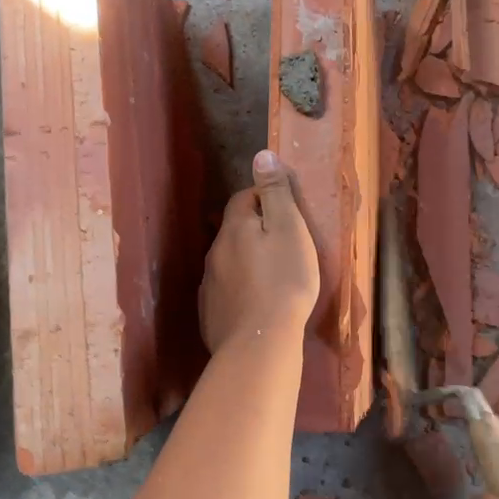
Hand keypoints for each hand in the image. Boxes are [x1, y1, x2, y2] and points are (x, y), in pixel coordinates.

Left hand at [199, 150, 319, 351]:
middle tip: (284, 244)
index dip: (265, 199)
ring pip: (229, 262)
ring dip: (247, 261)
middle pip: (235, 230)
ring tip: (273, 276)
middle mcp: (215, 252)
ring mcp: (209, 286)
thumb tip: (261, 154)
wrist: (260, 343)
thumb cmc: (284, 280)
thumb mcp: (289, 229)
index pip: (243, 198)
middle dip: (256, 231)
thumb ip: (275, 192)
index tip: (286, 211)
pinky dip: (241, 290)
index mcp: (234, 228)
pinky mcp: (211, 315)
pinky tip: (257, 304)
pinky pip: (227, 292)